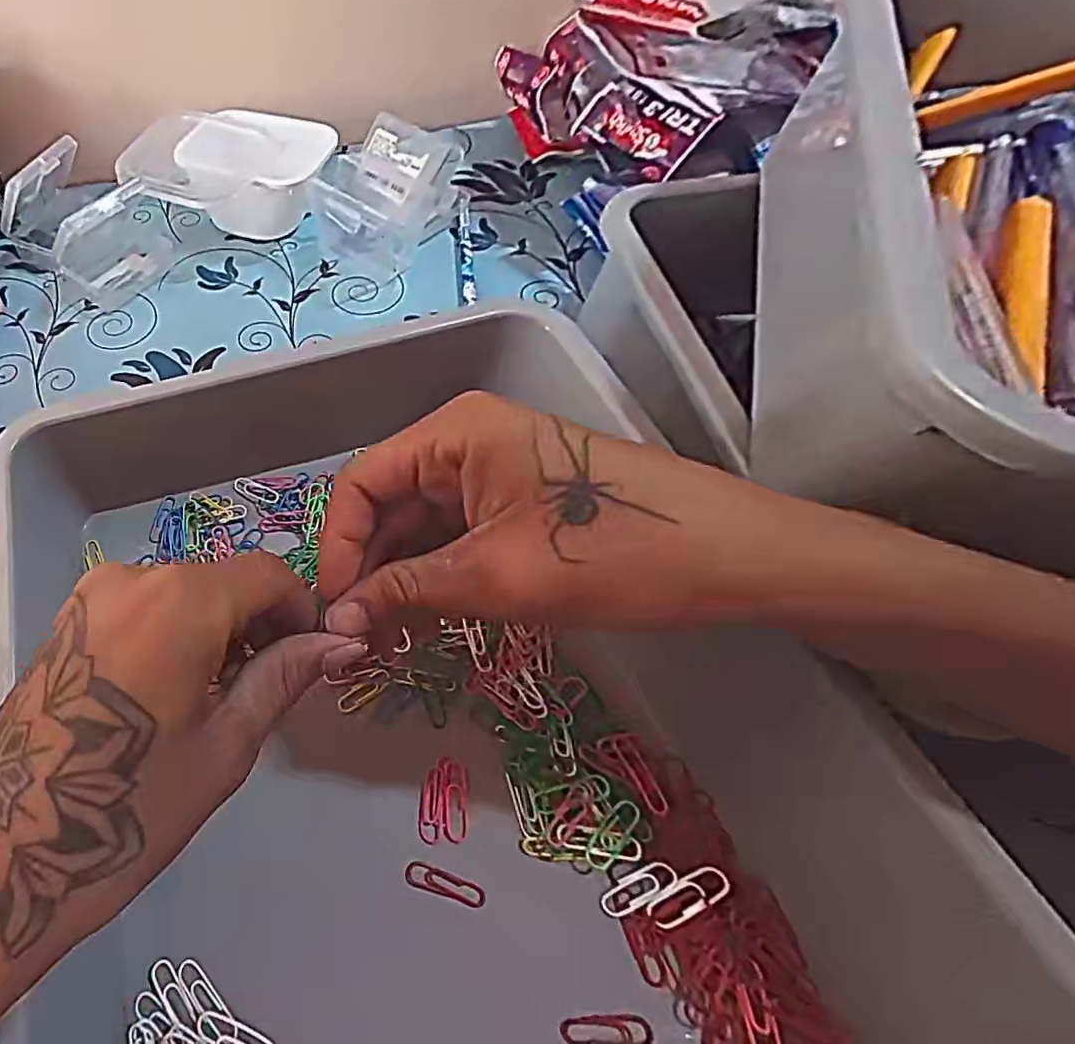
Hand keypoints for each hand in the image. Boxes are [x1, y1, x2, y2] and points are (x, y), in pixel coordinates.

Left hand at [0, 553, 364, 960]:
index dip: (300, 609)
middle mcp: (135, 576)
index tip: (312, 655)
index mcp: (182, 598)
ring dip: (215, 630)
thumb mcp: (225, 744)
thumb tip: (340, 642)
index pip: (267, 573)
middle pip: (222, 581)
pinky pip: (143, 606)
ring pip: (182, 593)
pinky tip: (168, 691)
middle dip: (257, 624)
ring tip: (214, 699)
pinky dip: (173, 632)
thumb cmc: (131, 804)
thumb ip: (281, 677)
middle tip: (266, 688)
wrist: (5, 849)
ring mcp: (93, 594)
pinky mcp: (68, 618)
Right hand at [316, 391, 842, 639]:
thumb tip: (336, 623)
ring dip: (396, 582)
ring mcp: (488, 472)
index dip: (338, 548)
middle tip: (354, 638)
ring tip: (381, 641)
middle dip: (367, 572)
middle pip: (386, 507)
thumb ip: (402, 593)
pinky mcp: (510, 503)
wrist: (740, 560)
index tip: (334, 609)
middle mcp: (462, 442)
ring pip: (416, 528)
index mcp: (453, 433)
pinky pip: (450, 538)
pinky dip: (431, 580)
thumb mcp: (494, 577)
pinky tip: (418, 622)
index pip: (360, 484)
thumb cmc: (617, 553)